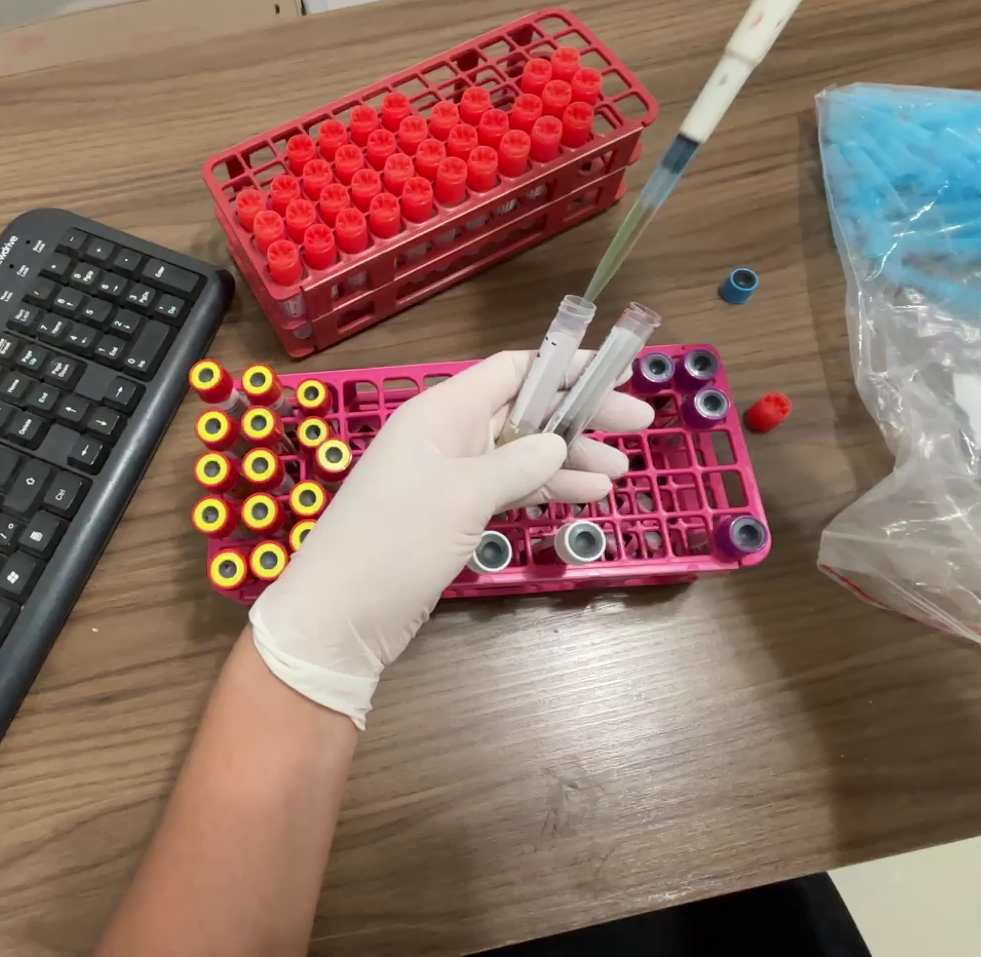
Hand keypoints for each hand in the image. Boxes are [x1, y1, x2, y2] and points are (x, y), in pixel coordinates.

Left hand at [247, 350, 654, 726]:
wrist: (342, 614)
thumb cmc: (397, 540)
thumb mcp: (462, 493)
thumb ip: (517, 462)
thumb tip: (558, 443)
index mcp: (440, 412)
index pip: (511, 370)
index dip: (565, 367)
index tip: (617, 374)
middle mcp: (445, 435)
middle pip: (522, 411)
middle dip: (578, 416)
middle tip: (638, 427)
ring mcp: (448, 477)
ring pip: (519, 453)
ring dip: (567, 458)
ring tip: (619, 472)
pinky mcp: (451, 515)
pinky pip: (506, 488)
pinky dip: (543, 488)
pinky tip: (584, 494)